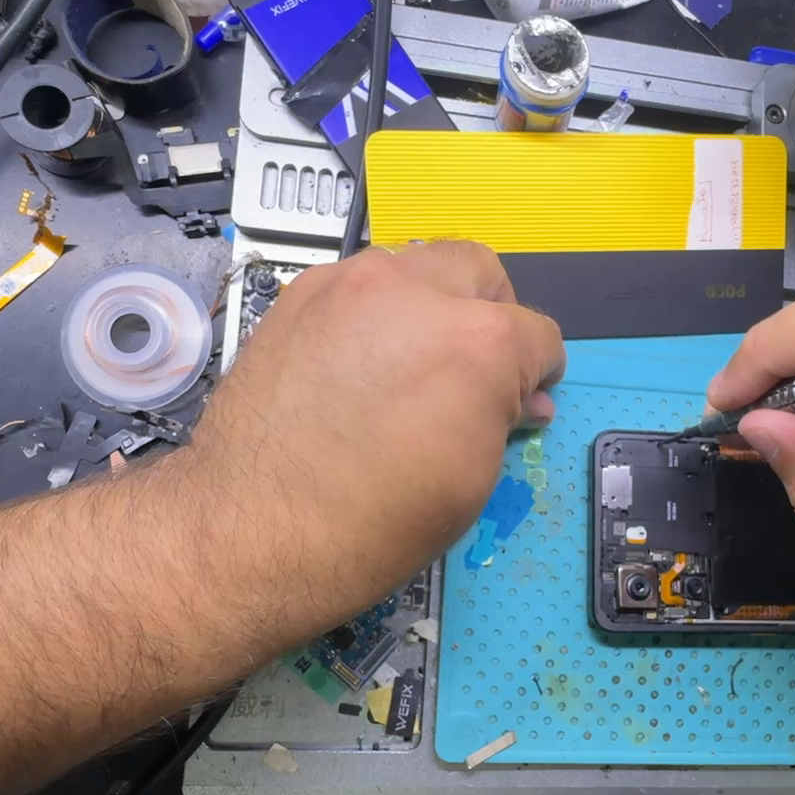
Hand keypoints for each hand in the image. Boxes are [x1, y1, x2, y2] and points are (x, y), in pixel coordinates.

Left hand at [186, 242, 563, 656]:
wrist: (255, 531)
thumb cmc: (376, 525)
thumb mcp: (472, 481)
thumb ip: (506, 420)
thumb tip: (524, 401)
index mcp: (477, 343)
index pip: (539, 336)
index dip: (539, 374)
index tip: (524, 398)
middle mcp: (415, 291)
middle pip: (482, 272)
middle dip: (494, 316)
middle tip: (477, 369)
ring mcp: (349, 284)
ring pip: (419, 263)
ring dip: (435, 303)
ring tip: (415, 361)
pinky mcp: (299, 295)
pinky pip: (362, 281)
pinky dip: (380, 311)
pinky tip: (364, 361)